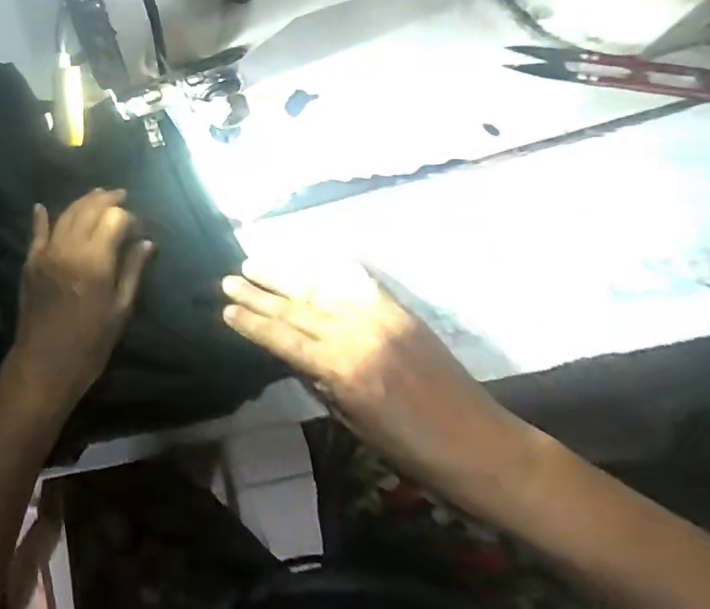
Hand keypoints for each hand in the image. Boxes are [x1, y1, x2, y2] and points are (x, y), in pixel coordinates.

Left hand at [8, 190, 155, 408]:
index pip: (114, 220)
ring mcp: (46, 252)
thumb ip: (132, 271)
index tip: (137, 224)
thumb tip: (146, 242)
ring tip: (96, 194)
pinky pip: (37, 233)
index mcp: (96, 259)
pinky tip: (41, 207)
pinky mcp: (30, 262)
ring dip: (81, 202)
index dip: (127, 217)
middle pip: (88, 210)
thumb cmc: (91, 343)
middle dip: (105, 199)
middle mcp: (69, 247)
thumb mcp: (120, 309)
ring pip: (64, 215)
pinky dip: (41, 218)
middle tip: (120, 194)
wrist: (44, 363)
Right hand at [220, 255, 519, 485]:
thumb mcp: (352, 423)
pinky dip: (331, 269)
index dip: (251, 322)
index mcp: (342, 371)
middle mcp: (356, 335)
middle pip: (296, 308)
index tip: (225, 308)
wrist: (484, 447)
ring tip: (253, 263)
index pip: (283, 338)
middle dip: (259, 293)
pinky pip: (357, 282)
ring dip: (284, 276)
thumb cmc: (412, 451)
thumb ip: (318, 381)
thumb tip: (289, 352)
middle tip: (229, 279)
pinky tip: (310, 257)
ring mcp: (380, 318)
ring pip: (319, 289)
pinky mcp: (400, 312)